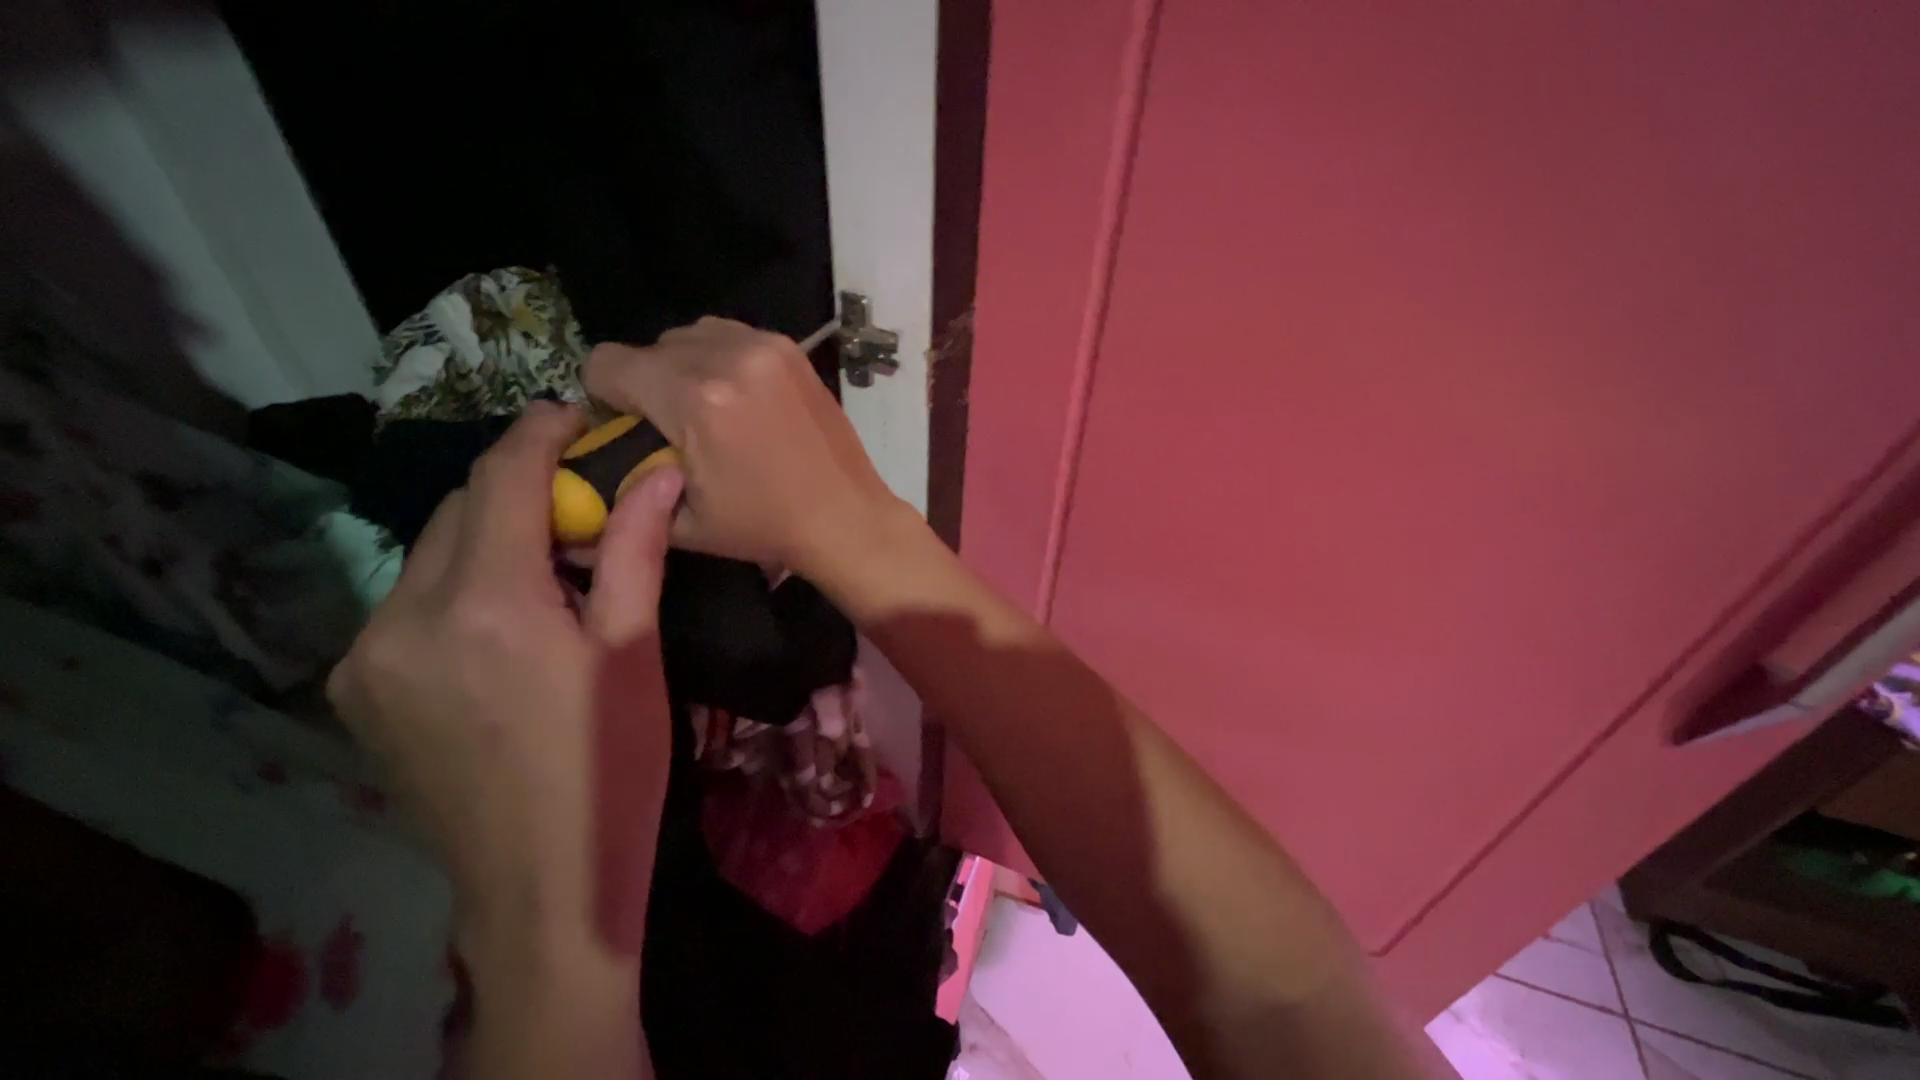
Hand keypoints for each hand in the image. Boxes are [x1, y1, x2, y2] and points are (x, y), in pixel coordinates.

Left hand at [326, 402, 681, 957]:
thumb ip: (637, 552)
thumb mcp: (635, 656)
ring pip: (429, 556)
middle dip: (516, 489)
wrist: (541, 885)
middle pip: (459, 509)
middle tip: (576, 505)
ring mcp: (367, 655)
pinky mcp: (355, 689)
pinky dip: (454, 590)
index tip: (573, 418)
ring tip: (543, 572)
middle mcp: (405, 615)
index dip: (538, 434)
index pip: (501, 477)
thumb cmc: (609, 766)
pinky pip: (405, 605)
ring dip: (485, 540)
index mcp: (487, 603)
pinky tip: (497, 628)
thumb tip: (658, 472)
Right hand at [583, 317, 906, 577]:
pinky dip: (718, 358)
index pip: (608, 363)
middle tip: (671, 427)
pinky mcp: (788, 347)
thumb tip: (581, 465)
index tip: (627, 427)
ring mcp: (763, 345)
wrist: (845, 515)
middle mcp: (727, 357)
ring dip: (682, 366)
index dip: (605, 397)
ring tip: (704, 410)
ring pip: (688, 335)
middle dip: (646, 384)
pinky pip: (727, 334)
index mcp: (695, 400)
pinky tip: (736, 397)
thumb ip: (624, 484)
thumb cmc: (763, 525)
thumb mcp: (682, 521)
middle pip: (648, 347)